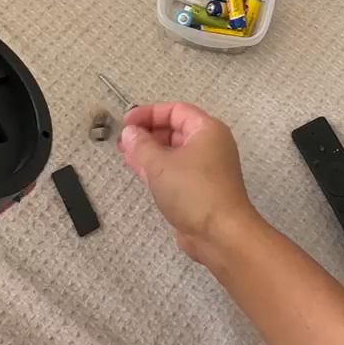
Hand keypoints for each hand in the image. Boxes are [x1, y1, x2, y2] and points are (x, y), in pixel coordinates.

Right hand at [119, 103, 265, 263]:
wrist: (220, 234)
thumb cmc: (194, 191)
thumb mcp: (161, 164)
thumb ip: (142, 145)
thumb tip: (129, 132)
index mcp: (207, 130)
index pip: (176, 110)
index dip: (149, 113)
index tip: (126, 121)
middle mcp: (209, 145)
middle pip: (175, 129)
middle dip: (148, 132)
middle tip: (123, 138)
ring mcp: (205, 168)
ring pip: (173, 151)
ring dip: (149, 150)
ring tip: (124, 151)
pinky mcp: (198, 188)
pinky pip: (174, 170)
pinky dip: (156, 167)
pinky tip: (137, 167)